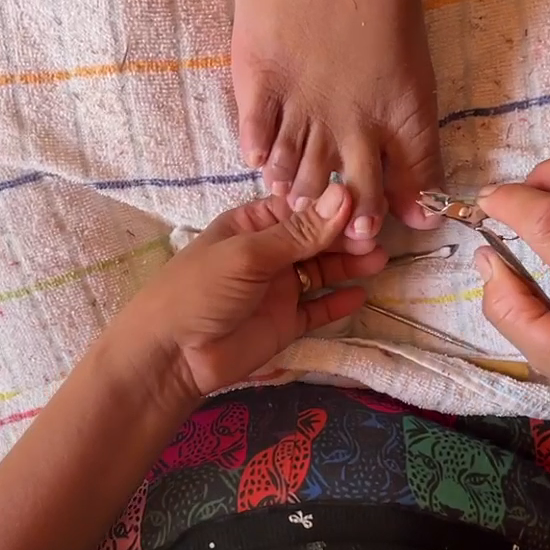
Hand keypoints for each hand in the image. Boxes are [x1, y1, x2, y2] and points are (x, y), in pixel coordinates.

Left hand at [107, 182, 387, 398]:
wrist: (171, 356)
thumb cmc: (199, 291)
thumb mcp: (248, 255)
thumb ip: (299, 231)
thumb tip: (345, 193)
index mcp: (250, 225)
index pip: (300, 208)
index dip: (332, 206)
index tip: (366, 204)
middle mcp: (267, 254)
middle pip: (315, 239)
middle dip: (345, 236)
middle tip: (375, 236)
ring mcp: (276, 290)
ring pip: (320, 272)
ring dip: (347, 265)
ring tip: (378, 260)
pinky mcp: (283, 324)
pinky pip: (317, 309)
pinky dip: (337, 302)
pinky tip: (361, 294)